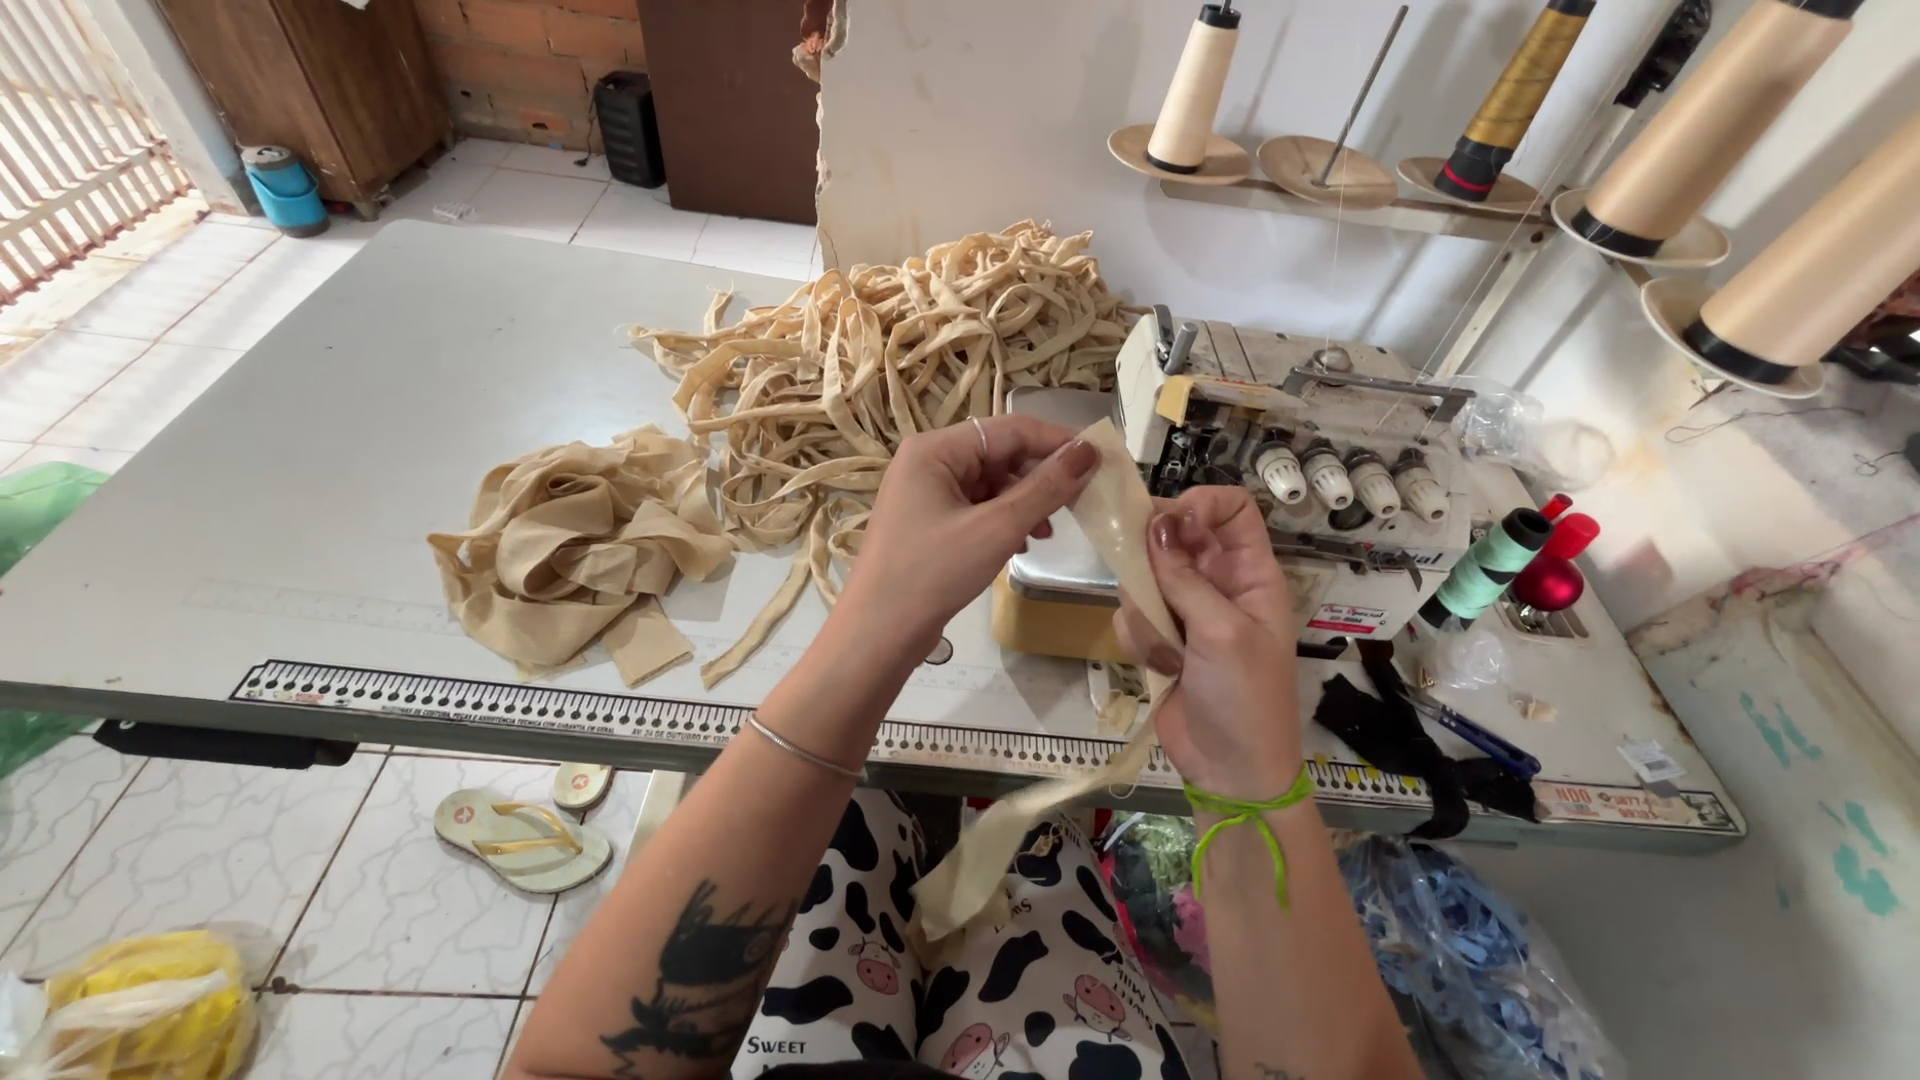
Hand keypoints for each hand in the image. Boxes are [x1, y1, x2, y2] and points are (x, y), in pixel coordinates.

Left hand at [839, 416, 1099, 650]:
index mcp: (934, 449)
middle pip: (999, 454)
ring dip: (1024, 502)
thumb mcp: (996, 528)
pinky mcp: (927, 523)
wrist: (878, 633)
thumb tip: (1088, 452)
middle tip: (1078, 502)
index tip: (1098, 460)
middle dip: (1039, 477)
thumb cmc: (933, 573)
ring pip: (990, 483)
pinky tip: (1022, 543)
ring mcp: (924, 493)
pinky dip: (1003, 520)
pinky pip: (976, 507)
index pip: (1009, 429)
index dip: (1056, 441)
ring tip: (1049, 532)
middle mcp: (927, 462)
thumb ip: (1045, 487)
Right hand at [1112, 487, 1302, 799]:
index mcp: (1252, 575)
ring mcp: (1186, 613)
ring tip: (1170, 650)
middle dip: (1156, 560)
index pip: (1231, 511)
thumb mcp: (1223, 633)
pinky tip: (1162, 668)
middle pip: (1176, 538)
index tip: (1168, 523)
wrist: (1230, 769)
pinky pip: (1132, 615)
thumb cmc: (1245, 697)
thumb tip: (1155, 526)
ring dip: (1149, 613)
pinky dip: (1140, 640)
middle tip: (1150, 582)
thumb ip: (1185, 578)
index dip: (1201, 505)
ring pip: (1145, 578)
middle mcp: (1217, 585)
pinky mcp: (1159, 639)